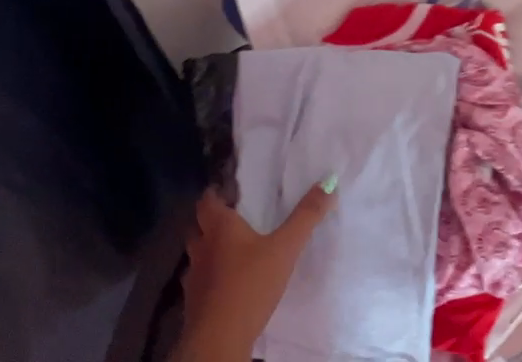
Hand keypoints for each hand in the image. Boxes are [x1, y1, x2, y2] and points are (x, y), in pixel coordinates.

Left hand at [175, 181, 336, 361]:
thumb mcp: (285, 248)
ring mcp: (194, 277)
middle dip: (210, 221)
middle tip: (232, 219)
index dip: (214, 194)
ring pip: (196, 254)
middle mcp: (202, 247)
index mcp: (220, 228)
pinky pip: (198, 281)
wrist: (220, 339)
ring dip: (208, 249)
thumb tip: (329, 183)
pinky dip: (208, 277)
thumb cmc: (250, 284)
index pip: (206, 201)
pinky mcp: (193, 303)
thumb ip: (306, 216)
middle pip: (197, 226)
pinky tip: (225, 284)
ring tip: (230, 251)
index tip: (228, 192)